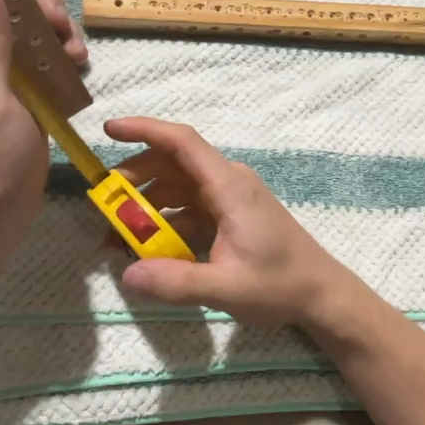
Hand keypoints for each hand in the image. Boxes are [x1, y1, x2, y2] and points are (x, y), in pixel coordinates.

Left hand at [0, 0, 84, 236]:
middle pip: (13, 1)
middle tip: (58, 27)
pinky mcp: (35, 91)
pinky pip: (54, 56)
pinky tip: (80, 68)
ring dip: (61, 29)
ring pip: (38, 27)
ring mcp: (12, 72)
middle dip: (41, 2)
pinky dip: (69, 54)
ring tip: (75, 53)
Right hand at [105, 117, 364, 327]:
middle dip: (134, 178)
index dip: (144, 130)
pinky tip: (147, 251)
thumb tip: (126, 276)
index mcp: (228, 186)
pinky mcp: (230, 217)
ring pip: (177, 188)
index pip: (181, 142)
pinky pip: (189, 210)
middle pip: (172, 164)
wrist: (322, 294)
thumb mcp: (226, 288)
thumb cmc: (280, 284)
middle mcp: (227, 183)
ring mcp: (229, 199)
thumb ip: (176, 282)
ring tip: (117, 236)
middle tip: (103, 205)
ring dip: (147, 206)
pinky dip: (165, 223)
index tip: (108, 130)